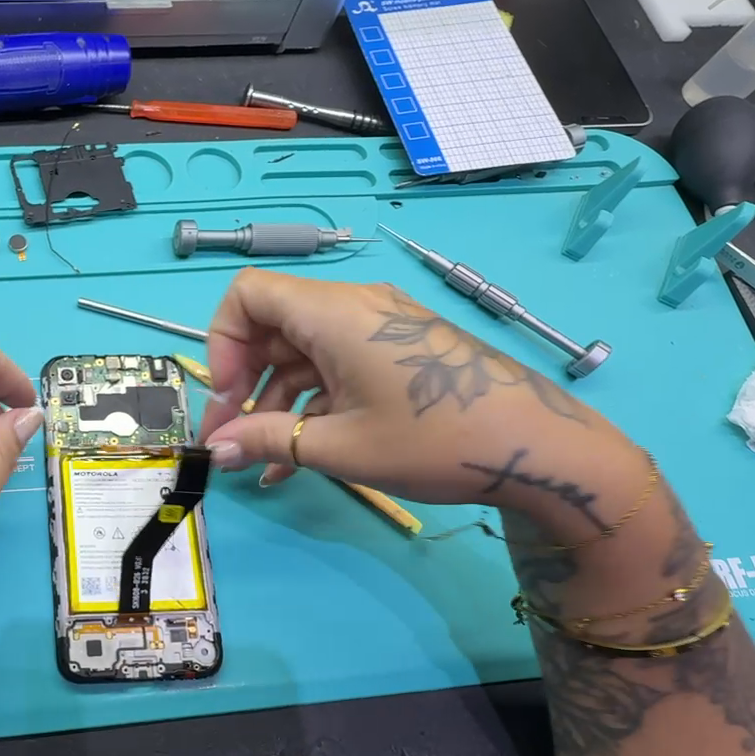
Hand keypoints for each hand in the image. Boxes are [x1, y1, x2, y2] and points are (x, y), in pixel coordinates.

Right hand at [198, 269, 644, 533]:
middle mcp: (352, 310)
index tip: (227, 396)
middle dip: (240, 383)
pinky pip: (333, 371)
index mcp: (334, 315)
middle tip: (229, 438)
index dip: (221, 342)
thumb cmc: (434, 440)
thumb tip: (213, 451)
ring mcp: (376, 331)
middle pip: (270, 329)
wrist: (541, 450)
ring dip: (271, 405)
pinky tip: (294, 460)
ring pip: (299, 356)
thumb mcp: (340, 447)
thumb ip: (266, 441)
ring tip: (258, 460)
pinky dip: (308, 408)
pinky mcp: (395, 354)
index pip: (247, 295)